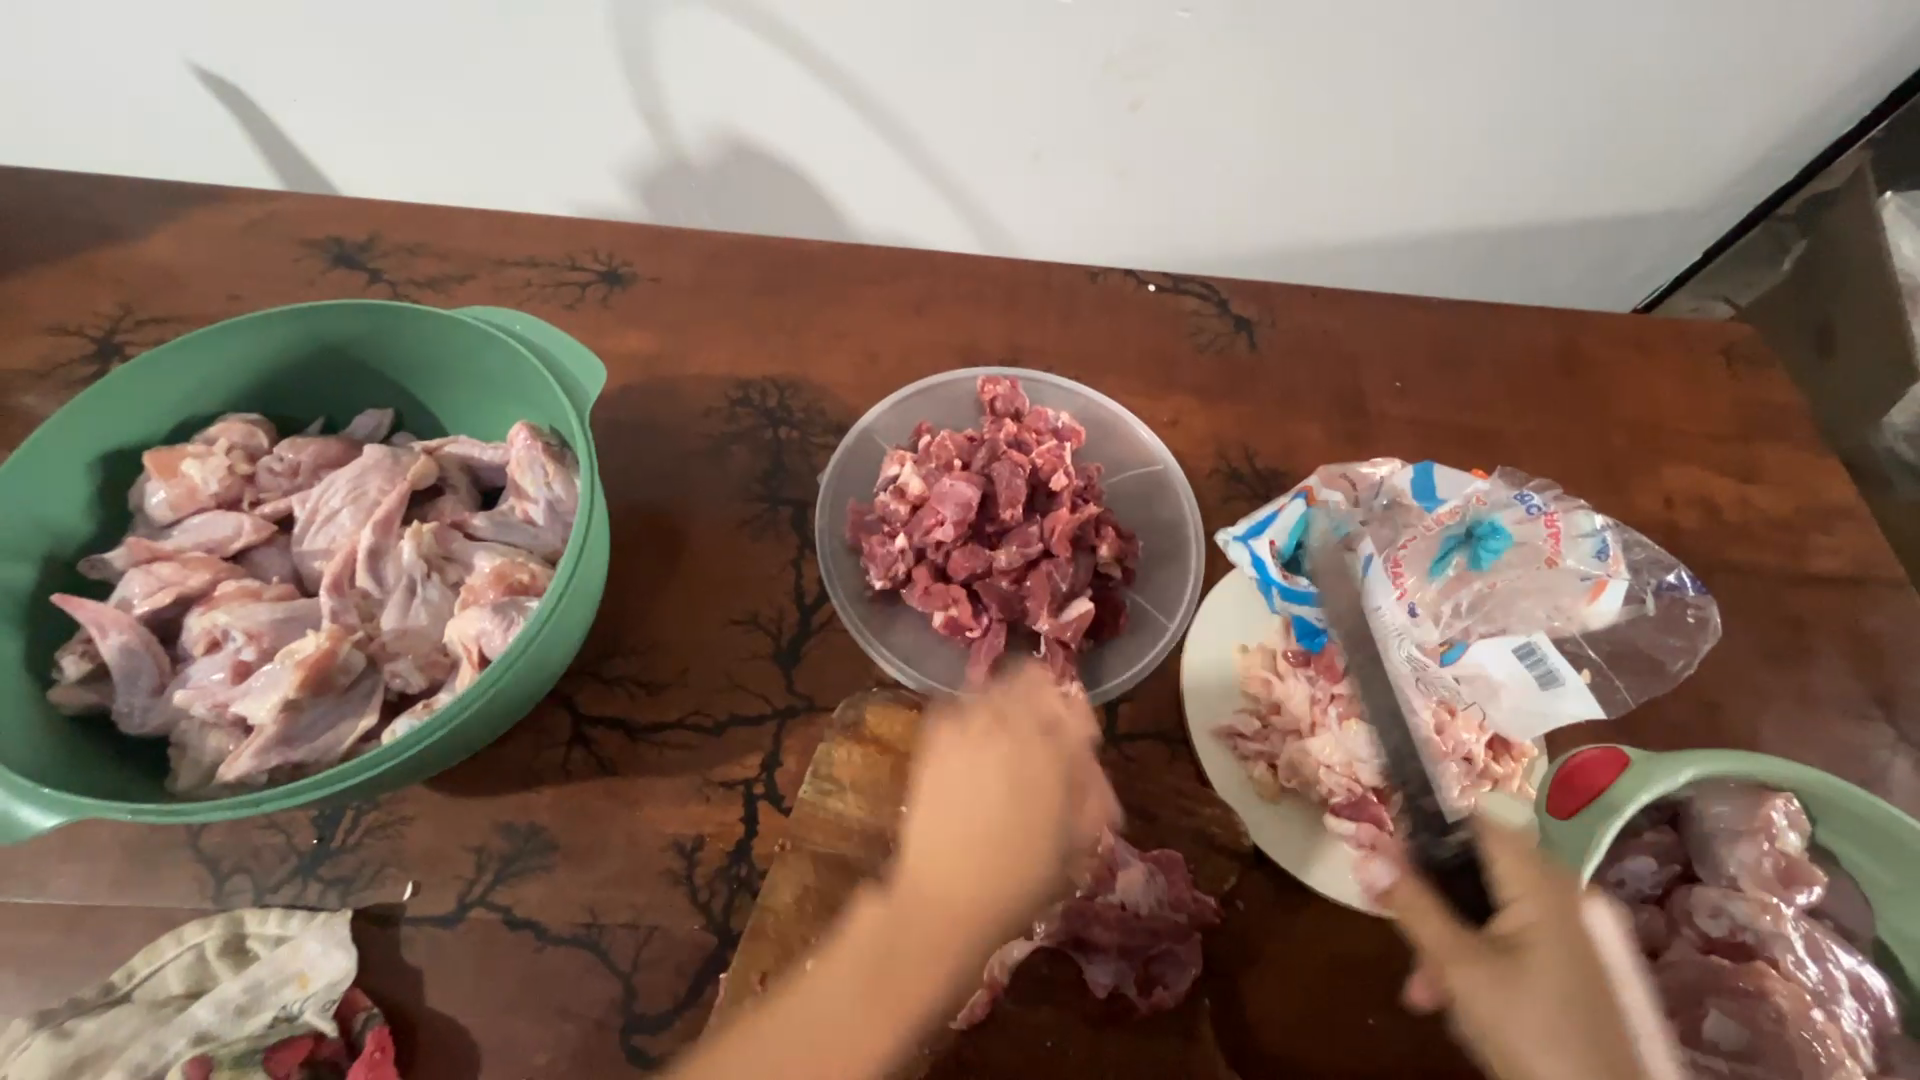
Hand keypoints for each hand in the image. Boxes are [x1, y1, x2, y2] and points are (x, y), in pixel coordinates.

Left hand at [886, 664, 1122, 954]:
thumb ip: (1091, 789)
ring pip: (993, 686)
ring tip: (1004, 733)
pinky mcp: (932, 737)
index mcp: (1055, 746)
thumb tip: (1089, 760)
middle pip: (1032, 679)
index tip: (1075, 735)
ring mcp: (967, 724)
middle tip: (1041, 731)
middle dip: (1041, 698)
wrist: (947, 897)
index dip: (1076, 714)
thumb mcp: (1077, 840)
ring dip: (1004, 699)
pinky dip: (967, 712)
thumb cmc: (1021, 879)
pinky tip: (970, 739)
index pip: (1072, 702)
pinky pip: (954, 704)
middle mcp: (1012, 723)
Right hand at [1368, 817, 1682, 1079]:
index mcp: (1542, 883)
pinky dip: (1477, 956)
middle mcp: (1563, 895)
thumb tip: (1365, 853)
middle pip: (1476, 870)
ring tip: (1424, 990)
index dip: (1427, 828)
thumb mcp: (1458, 967)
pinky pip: (1511, 937)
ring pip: (1488, 909)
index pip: (1477, 822)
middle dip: (1429, 900)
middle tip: (1398, 933)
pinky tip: (1455, 999)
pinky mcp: (1574, 965)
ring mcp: (1573, 932)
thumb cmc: (1532, 1029)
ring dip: (1447, 938)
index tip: (1387, 854)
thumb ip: (1412, 904)